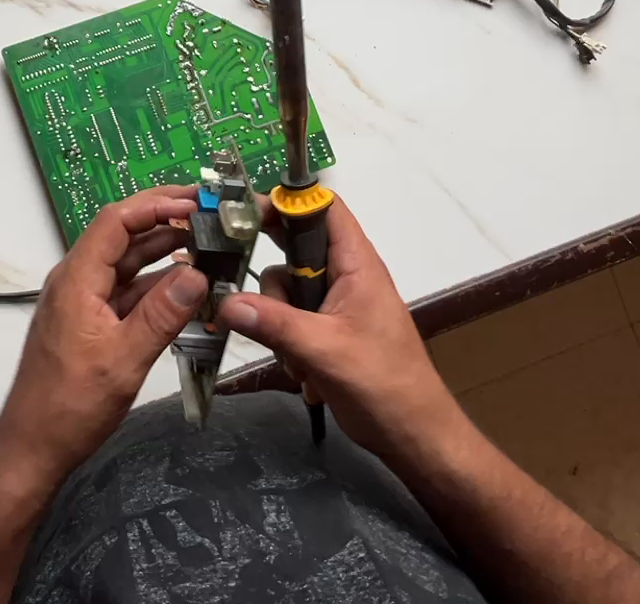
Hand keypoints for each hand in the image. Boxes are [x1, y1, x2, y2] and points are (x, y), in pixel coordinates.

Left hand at [0, 186, 209, 484]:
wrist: (33, 446)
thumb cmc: (70, 405)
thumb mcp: (123, 360)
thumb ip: (161, 315)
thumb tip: (198, 275)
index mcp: (77, 278)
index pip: (116, 222)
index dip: (155, 206)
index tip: (195, 203)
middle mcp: (77, 279)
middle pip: (121, 234)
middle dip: (163, 217)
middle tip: (206, 211)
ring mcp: (83, 299)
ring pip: (126, 261)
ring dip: (163, 249)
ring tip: (204, 240)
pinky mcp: (91, 320)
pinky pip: (126, 288)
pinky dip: (155, 282)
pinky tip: (185, 284)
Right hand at [218, 197, 460, 461]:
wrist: (415, 439)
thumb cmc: (383, 385)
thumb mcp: (323, 350)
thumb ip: (272, 323)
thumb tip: (224, 303)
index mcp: (356, 263)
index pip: (323, 207)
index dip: (285, 201)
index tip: (242, 212)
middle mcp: (345, 274)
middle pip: (294, 246)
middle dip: (270, 269)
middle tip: (236, 275)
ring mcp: (336, 303)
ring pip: (287, 287)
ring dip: (278, 318)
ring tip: (294, 357)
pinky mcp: (328, 329)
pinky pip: (291, 317)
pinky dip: (286, 339)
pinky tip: (301, 371)